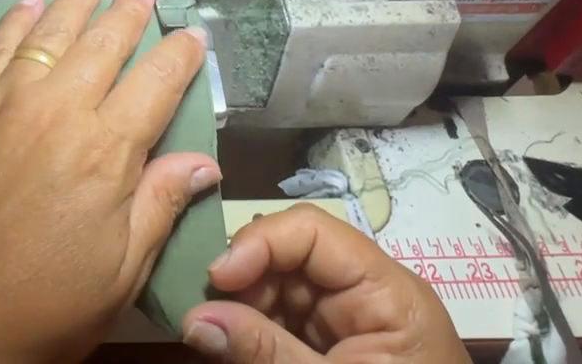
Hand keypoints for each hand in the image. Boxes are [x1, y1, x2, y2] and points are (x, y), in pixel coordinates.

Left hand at [0, 0, 218, 363]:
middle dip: (127, 11)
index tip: (193, 33)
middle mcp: (61, 110)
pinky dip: (16, 19)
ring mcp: (9, 101)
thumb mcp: (119, 272)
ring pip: (51, 33)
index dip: (180, 55)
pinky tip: (29, 0)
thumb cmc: (42, 304)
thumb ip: (159, 205)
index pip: (156, 84)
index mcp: (107, 151)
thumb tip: (203, 160)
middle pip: (103, 44)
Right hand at [181, 204, 470, 363]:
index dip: (258, 242)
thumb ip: (264, 352)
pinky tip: (232, 343)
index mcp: (388, 292)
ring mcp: (349, 320)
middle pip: (289, 254)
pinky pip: (282, 318)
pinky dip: (254, 328)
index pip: (312, 230)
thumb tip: (193, 320)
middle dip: (244, 279)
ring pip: (277, 285)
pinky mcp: (333, 346)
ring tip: (214, 334)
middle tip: (208, 314)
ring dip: (242, 305)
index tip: (216, 278)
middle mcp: (367, 292)